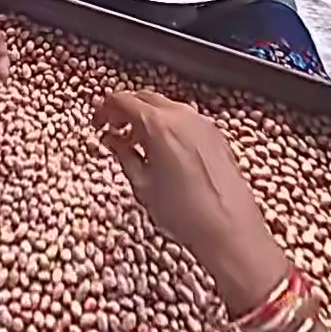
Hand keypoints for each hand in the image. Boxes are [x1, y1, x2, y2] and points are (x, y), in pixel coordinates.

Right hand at [93, 90, 287, 312]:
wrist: (232, 233)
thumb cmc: (187, 215)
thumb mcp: (143, 185)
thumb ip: (124, 154)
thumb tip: (113, 140)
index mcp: (158, 124)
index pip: (122, 100)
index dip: (105, 108)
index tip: (98, 121)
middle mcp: (181, 116)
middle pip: (143, 97)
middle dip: (125, 109)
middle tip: (113, 128)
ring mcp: (201, 123)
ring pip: (164, 106)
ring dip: (146, 116)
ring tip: (137, 142)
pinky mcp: (215, 135)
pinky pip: (184, 118)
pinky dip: (167, 124)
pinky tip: (162, 148)